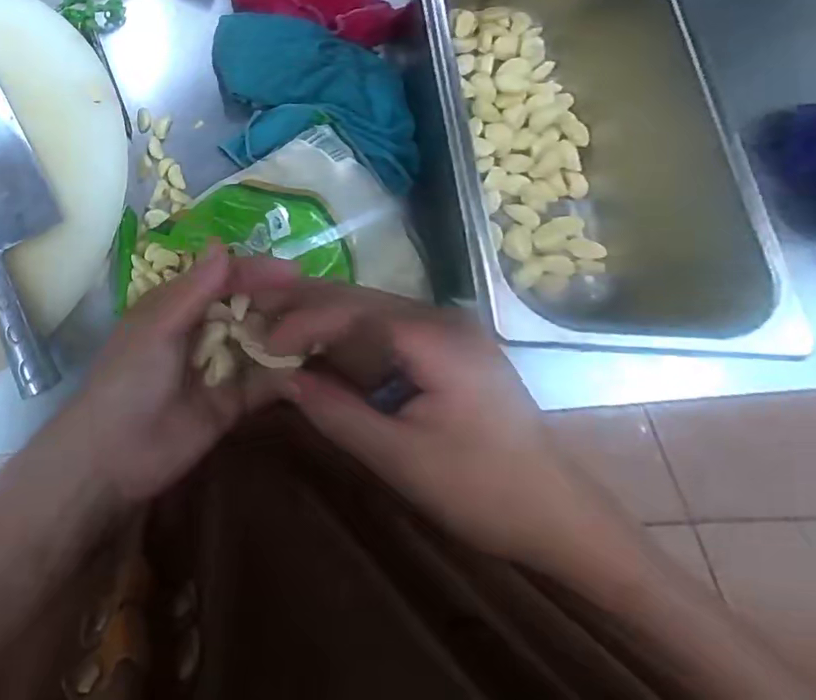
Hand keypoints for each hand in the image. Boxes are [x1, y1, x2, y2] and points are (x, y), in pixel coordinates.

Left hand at [52, 244, 299, 504]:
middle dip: (277, 303)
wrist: (113, 455)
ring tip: (324, 330)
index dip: (255, 272)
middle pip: (245, 308)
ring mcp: (217, 367)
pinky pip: (263, 384)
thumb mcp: (157, 327)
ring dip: (285, 336)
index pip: (221, 279)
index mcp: (175, 306)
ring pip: (259, 343)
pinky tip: (313, 366)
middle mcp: (199, 331)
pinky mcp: (231, 404)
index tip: (294, 272)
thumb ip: (193, 291)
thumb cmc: (127, 379)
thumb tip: (221, 244)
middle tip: (319, 300)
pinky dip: (284, 375)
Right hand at [257, 280, 637, 574]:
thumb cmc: (483, 490)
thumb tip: (280, 377)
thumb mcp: (399, 457)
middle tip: (251, 315)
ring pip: (367, 309)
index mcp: (435, 338)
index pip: (350, 310)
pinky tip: (316, 347)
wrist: (564, 518)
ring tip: (272, 326)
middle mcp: (441, 318)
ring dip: (319, 318)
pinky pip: (384, 329)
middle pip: (356, 297)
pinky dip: (345, 337)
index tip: (259, 342)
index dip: (299, 321)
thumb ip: (335, 411)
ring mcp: (447, 330)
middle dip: (301, 306)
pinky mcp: (447, 348)